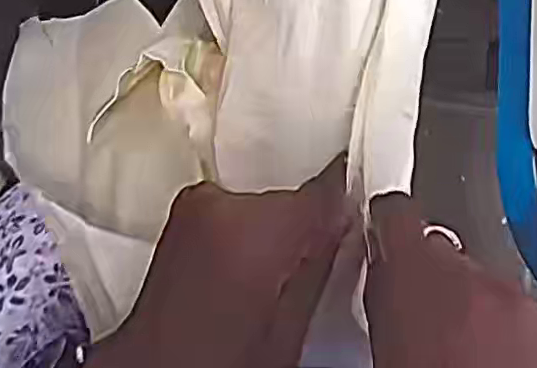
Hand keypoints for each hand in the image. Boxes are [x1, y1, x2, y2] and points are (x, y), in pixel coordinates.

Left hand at [94, 157, 350, 367]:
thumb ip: (320, 265)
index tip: (354, 199)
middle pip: (290, 197)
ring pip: (260, 199)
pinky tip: (238, 264)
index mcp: (261, 231)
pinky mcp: (182, 212)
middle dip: (302, 221)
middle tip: (306, 259)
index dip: (345, 193)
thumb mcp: (288, 332)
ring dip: (269, 222)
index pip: (325, 187)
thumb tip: (344, 223)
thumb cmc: (216, 362)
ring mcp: (198, 205)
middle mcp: (226, 204)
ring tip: (265, 272)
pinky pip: (231, 205)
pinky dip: (241, 224)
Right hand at [364, 193, 536, 367]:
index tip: (386, 227)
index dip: (390, 221)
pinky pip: (516, 305)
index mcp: (412, 278)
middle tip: (423, 322)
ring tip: (462, 353)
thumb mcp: (385, 348)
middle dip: (432, 276)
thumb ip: (385, 301)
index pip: (397, 217)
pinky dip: (505, 323)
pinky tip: (496, 361)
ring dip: (470, 301)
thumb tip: (383, 285)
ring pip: (480, 275)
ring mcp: (506, 295)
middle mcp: (463, 274)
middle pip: (442, 250)